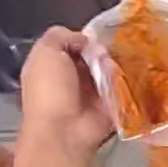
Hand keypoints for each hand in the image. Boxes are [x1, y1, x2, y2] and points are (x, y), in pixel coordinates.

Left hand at [19, 26, 112, 156]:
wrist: (64, 131)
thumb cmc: (50, 89)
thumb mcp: (46, 51)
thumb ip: (61, 35)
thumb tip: (84, 39)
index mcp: (50, 66)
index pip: (69, 46)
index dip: (80, 39)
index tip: (90, 38)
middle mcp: (69, 80)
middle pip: (90, 58)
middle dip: (99, 52)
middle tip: (103, 52)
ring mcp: (90, 96)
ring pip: (106, 72)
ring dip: (110, 66)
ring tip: (110, 66)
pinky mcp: (108, 108)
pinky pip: (118, 90)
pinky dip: (121, 82)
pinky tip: (120, 78)